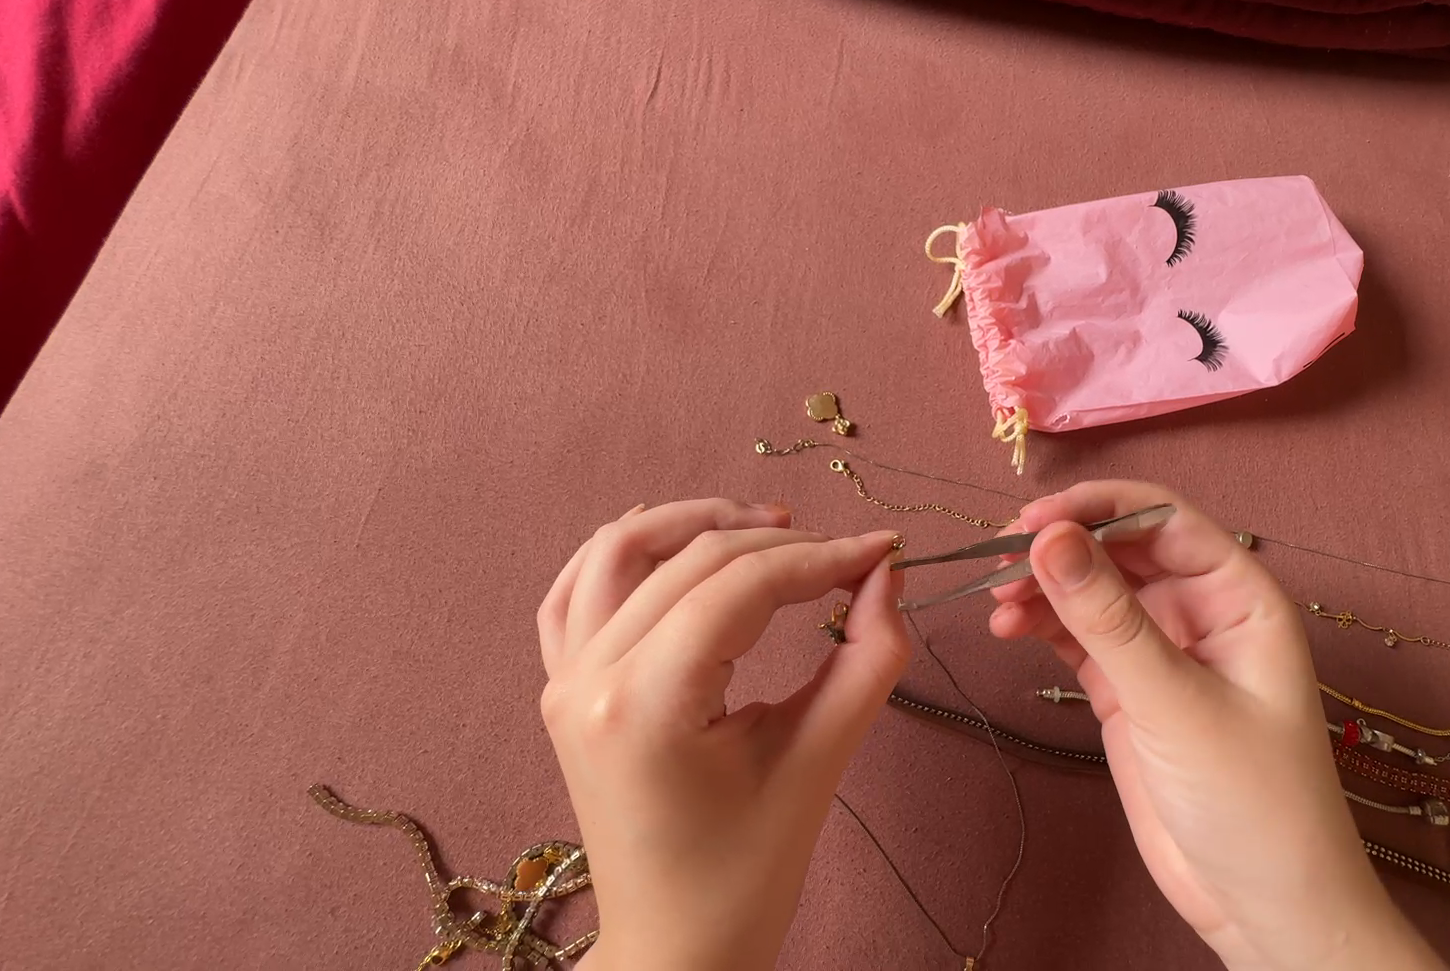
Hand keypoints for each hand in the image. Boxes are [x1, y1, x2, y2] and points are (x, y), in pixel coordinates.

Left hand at [537, 500, 909, 970]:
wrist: (673, 945)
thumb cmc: (747, 872)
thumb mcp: (820, 760)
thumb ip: (869, 656)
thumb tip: (885, 573)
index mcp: (645, 704)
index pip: (744, 586)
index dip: (822, 556)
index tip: (880, 549)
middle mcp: (589, 677)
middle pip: (695, 558)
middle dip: (782, 543)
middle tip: (846, 554)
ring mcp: (564, 677)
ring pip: (622, 547)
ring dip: (699, 520)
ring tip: (769, 524)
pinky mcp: (564, 683)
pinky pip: (578, 586)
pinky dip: (629, 547)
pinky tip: (677, 536)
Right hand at [989, 482, 1445, 970]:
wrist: (1259, 909)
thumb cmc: (1250, 801)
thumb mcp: (1175, 702)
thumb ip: (1108, 618)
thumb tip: (1047, 537)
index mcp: (1236, 594)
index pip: (1160, 518)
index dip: (1095, 508)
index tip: (1032, 520)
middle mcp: (1195, 608)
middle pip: (1116, 548)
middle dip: (1058, 546)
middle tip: (998, 557)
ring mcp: (1156, 646)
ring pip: (1089, 588)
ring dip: (1040, 586)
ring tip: (995, 600)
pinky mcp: (1123, 683)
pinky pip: (1073, 633)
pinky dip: (1038, 624)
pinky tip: (1007, 627)